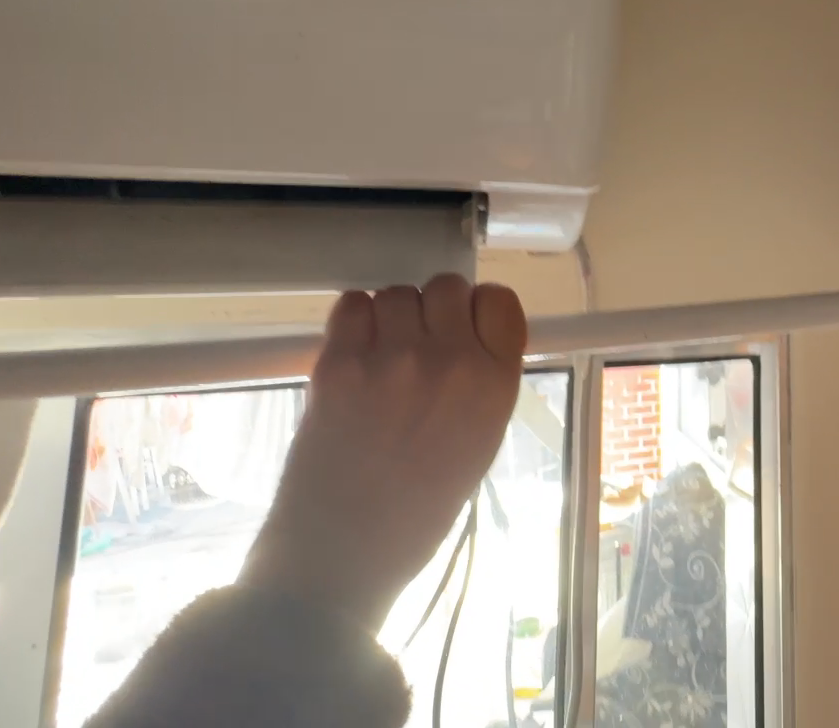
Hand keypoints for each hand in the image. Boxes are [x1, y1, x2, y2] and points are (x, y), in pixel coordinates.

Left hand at [241, 275, 526, 630]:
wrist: (343, 551)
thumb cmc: (423, 504)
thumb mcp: (482, 438)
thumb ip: (485, 378)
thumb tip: (467, 336)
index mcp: (495, 382)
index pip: (500, 301)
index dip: (481, 308)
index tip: (467, 326)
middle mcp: (451, 360)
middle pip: (447, 287)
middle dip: (436, 307)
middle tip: (422, 339)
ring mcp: (392, 358)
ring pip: (397, 293)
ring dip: (393, 314)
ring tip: (384, 350)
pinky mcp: (338, 364)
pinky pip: (352, 305)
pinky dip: (355, 318)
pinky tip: (356, 348)